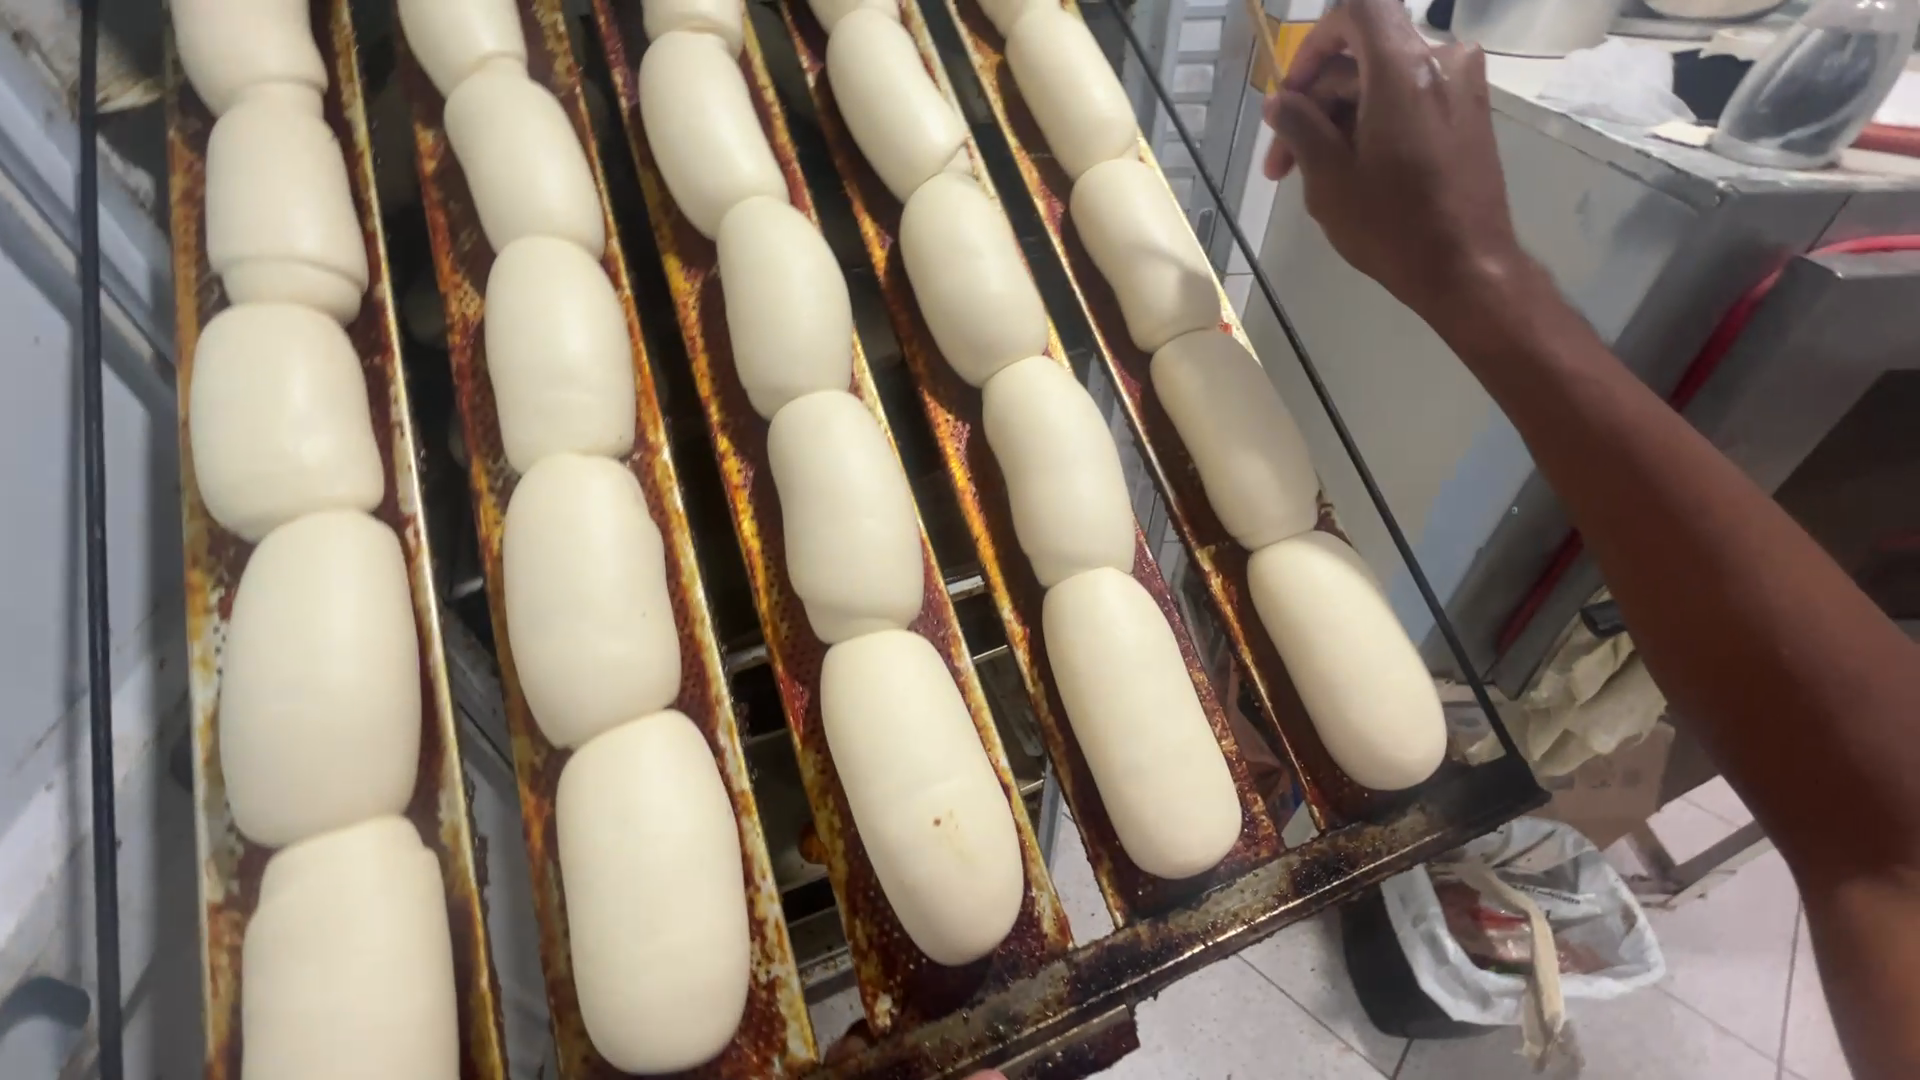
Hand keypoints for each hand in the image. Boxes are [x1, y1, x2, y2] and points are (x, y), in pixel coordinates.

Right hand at [1262, 0, 1526, 320]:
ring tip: (1311, 176)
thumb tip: (1279, 101)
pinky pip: (1407, 99)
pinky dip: (1371, 123)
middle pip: (1362, 56)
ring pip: (1381, 81)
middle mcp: (1439, 61)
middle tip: (1280, 165)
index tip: (1291, 93)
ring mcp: (1459, 85)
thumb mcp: (1328, 178)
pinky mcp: (1466, 112)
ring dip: (1338, 119)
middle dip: (1314, 103)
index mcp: (1402, 70)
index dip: (1314, 43)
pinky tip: (1351, 171)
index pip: (1356, 9)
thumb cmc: (1389, 224)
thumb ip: (1300, 128)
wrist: (1463, 263)